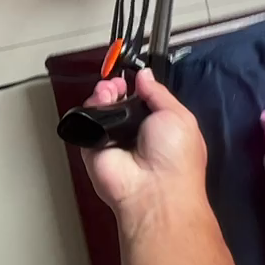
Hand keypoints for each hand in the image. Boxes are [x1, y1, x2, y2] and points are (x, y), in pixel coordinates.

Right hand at [79, 69, 208, 238]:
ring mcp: (111, 139)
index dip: (134, 86)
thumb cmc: (175, 158)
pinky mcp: (92, 146)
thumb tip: (144, 75)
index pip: (140, 99)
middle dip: (115, 86)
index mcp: (157, 126)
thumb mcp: (178, 115)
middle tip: (117, 84)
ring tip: (108, 92)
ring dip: (103, 94)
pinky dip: (90, 109)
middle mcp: (133, 132)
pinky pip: (85, 122)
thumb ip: (158, 92)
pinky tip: (100, 102)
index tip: (130, 76)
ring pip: (99, 108)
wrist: (154, 188)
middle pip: (116, 100)